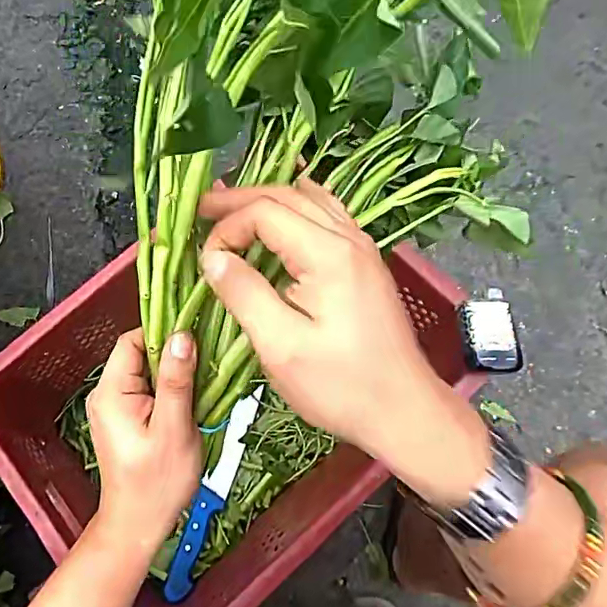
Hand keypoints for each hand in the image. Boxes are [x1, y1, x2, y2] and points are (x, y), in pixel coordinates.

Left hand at [85, 329, 203, 552]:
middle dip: (173, 355)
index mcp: (111, 392)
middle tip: (205, 363)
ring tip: (202, 384)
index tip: (195, 335)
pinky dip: (170, 390)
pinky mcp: (125, 418)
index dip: (163, 333)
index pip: (133, 340)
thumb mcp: (173, 429)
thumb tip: (182, 335)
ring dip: (175, 373)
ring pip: (148, 371)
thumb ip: (176, 380)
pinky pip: (148, 390)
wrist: (139, 525)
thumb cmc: (156, 484)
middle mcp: (106, 394)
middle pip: (141, 354)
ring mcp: (114, 406)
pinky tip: (191, 400)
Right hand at [197, 181, 490, 506]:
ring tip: (232, 204)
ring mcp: (361, 249)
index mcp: (328, 253)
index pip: (265, 213)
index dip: (227, 227)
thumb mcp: (280, 346)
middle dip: (240, 199)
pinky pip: (327, 215)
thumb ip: (244, 293)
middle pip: (287, 196)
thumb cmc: (341, 385)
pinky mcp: (364, 264)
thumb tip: (213, 258)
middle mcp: (348, 239)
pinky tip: (284, 213)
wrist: (404, 410)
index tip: (205, 260)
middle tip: (202, 207)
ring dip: (267, 199)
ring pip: (309, 200)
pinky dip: (296, 207)